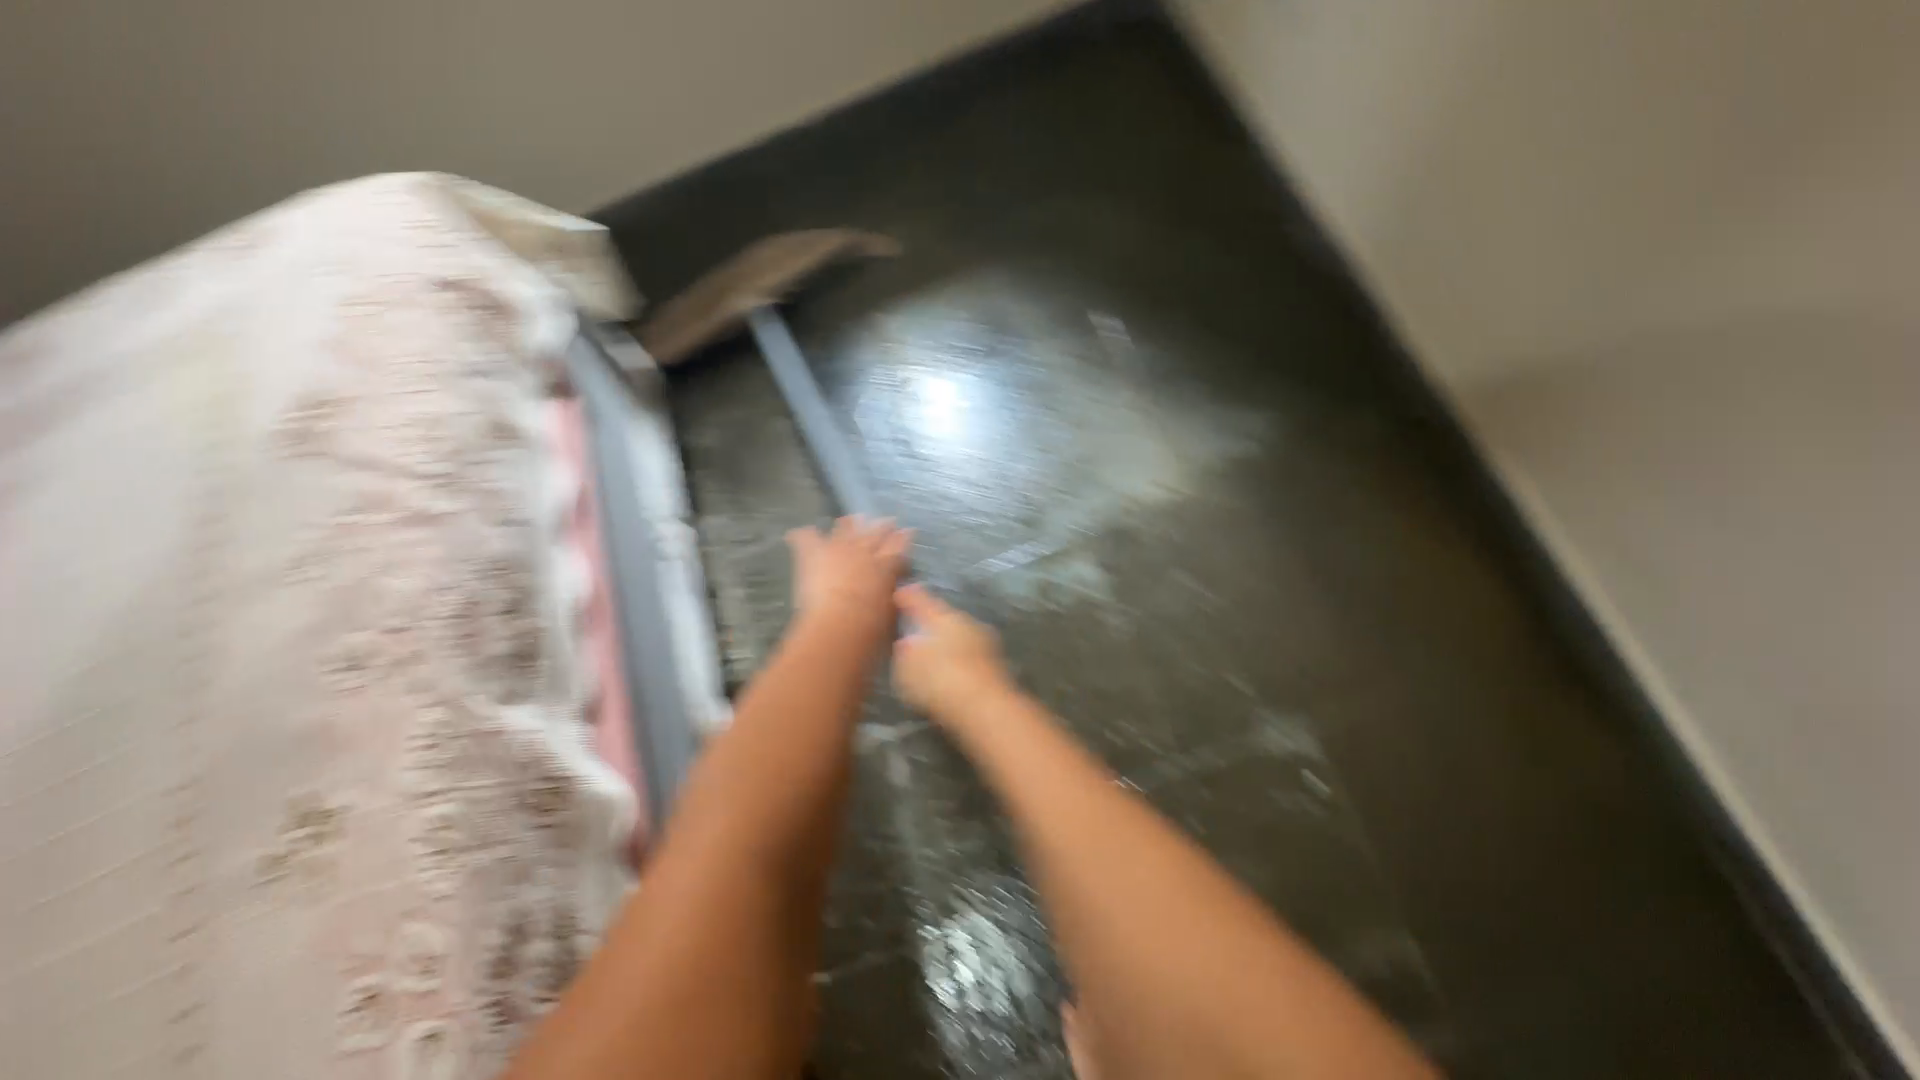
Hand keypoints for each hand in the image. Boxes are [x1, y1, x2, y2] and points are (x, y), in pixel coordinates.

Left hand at [787, 516, 913, 622]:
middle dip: (882, 525)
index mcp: (887, 565)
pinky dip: (802, 535)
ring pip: (845, 527)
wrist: (840, 620)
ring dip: (849, 524)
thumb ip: (894, 596)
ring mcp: (839, 547)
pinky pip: (805, 536)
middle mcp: (865, 550)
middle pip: (875, 531)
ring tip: (850, 520)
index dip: (904, 537)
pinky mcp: (814, 552)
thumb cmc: (871, 624)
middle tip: (887, 520)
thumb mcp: (892, 611)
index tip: (908, 531)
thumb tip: (896, 592)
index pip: (900, 545)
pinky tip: (798, 533)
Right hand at [892, 585, 1017, 723]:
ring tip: (932, 659)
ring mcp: (986, 645)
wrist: (986, 708)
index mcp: (944, 616)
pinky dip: (959, 664)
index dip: (909, 597)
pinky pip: (969, 660)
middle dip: (931, 625)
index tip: (899, 593)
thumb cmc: (939, 680)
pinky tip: (951, 676)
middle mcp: (968, 623)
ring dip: (948, 646)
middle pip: (945, 619)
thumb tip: (907, 643)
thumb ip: (905, 652)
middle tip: (916, 632)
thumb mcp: (908, 666)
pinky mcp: (996, 668)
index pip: (922, 601)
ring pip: (961, 639)